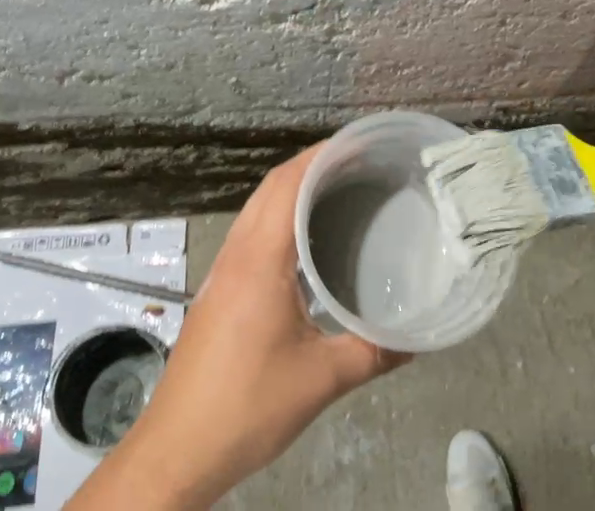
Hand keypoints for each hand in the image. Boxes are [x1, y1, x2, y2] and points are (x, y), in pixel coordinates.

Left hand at [67, 143, 408, 509]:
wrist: (178, 450)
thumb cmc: (248, 407)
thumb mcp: (322, 380)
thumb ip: (373, 352)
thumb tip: (416, 338)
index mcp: (259, 260)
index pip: (288, 184)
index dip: (321, 155)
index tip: (360, 144)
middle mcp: (236, 255)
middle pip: (270, 188)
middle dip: (312, 165)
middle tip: (361, 163)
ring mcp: (221, 273)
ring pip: (257, 210)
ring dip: (292, 190)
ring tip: (339, 190)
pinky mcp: (218, 292)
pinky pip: (251, 234)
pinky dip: (279, 218)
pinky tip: (307, 242)